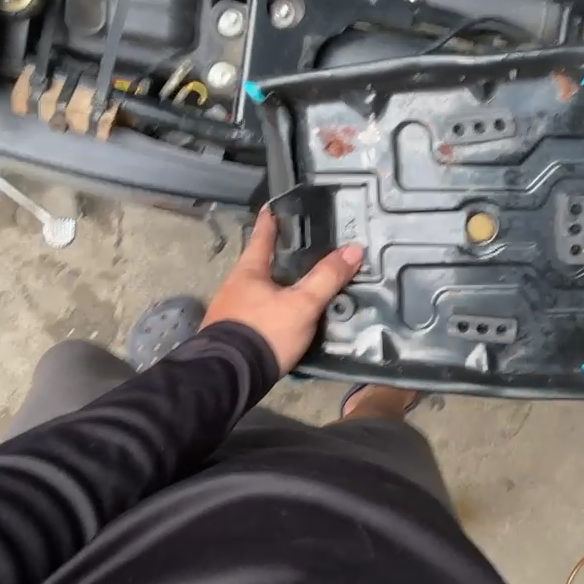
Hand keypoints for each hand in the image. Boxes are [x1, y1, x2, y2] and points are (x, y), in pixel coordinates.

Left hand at [204, 208, 363, 373]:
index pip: (262, 237)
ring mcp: (230, 311)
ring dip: (275, 285)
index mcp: (249, 272)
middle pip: (259, 264)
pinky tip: (284, 317)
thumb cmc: (264, 331)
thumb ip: (328, 277)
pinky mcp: (233, 334)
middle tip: (298, 249)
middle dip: (277, 257)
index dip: (270, 222)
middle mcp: (235, 287)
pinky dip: (271, 308)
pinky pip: (256, 312)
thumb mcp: (303, 304)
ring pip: (257, 290)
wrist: (229, 376)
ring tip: (297, 285)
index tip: (273, 207)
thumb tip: (354, 249)